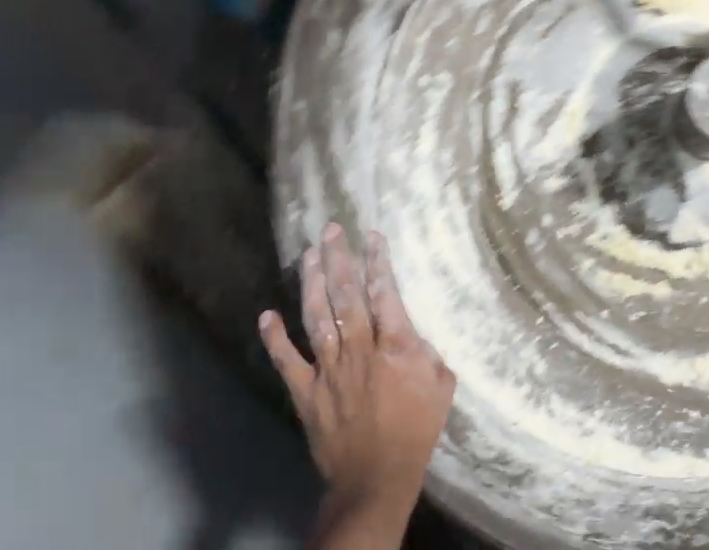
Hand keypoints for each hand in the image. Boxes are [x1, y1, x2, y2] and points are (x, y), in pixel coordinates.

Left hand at [259, 223, 455, 507]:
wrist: (375, 478)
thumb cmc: (417, 430)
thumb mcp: (441, 386)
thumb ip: (427, 354)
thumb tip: (412, 336)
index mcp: (396, 346)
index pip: (386, 292)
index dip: (379, 261)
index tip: (373, 236)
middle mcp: (360, 350)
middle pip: (347, 296)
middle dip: (340, 259)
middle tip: (332, 230)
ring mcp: (329, 370)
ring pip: (317, 317)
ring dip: (312, 283)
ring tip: (310, 254)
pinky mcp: (306, 392)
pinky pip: (287, 360)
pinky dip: (275, 338)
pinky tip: (267, 314)